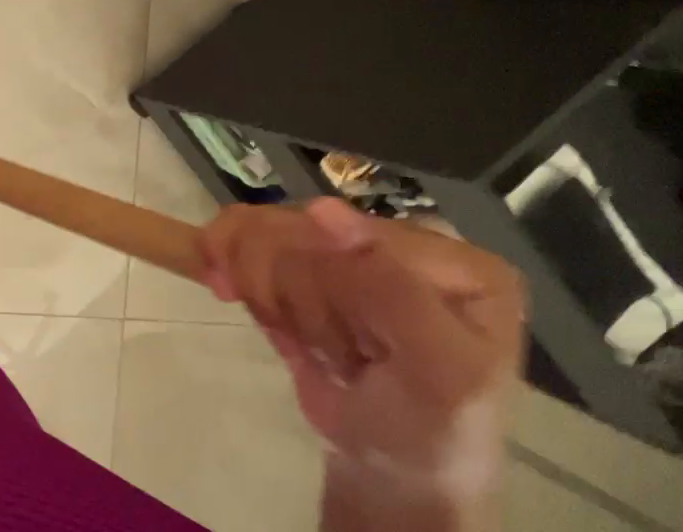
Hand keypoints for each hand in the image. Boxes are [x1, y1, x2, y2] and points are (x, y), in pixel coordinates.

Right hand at [200, 199, 523, 512]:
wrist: (388, 475)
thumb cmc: (428, 432)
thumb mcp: (433, 371)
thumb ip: (392, 289)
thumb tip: (323, 208)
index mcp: (453, 262)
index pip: (347, 235)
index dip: (323, 286)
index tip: (340, 348)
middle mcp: (400, 244)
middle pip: (296, 229)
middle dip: (295, 296)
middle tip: (330, 353)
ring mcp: (344, 253)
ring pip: (259, 232)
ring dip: (263, 291)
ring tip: (297, 338)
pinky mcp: (299, 266)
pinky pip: (239, 239)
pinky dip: (229, 270)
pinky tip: (232, 294)